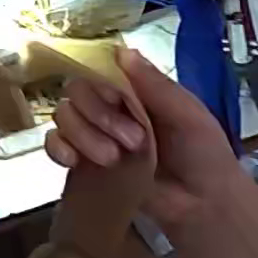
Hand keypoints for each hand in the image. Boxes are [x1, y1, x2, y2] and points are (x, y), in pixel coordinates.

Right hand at [43, 46, 248, 230]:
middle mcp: (108, 106)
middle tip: (132, 140)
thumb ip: (155, 84)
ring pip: (64, 116)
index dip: (102, 84)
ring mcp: (93, 134)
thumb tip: (121, 50)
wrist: (204, 208)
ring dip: (84, 135)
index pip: (98, 70)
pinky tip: (73, 160)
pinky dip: (58, 147)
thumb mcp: (188, 114)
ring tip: (113, 159)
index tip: (117, 100)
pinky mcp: (83, 162)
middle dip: (98, 115)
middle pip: (76, 92)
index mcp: (132, 90)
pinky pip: (54, 144)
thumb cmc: (203, 155)